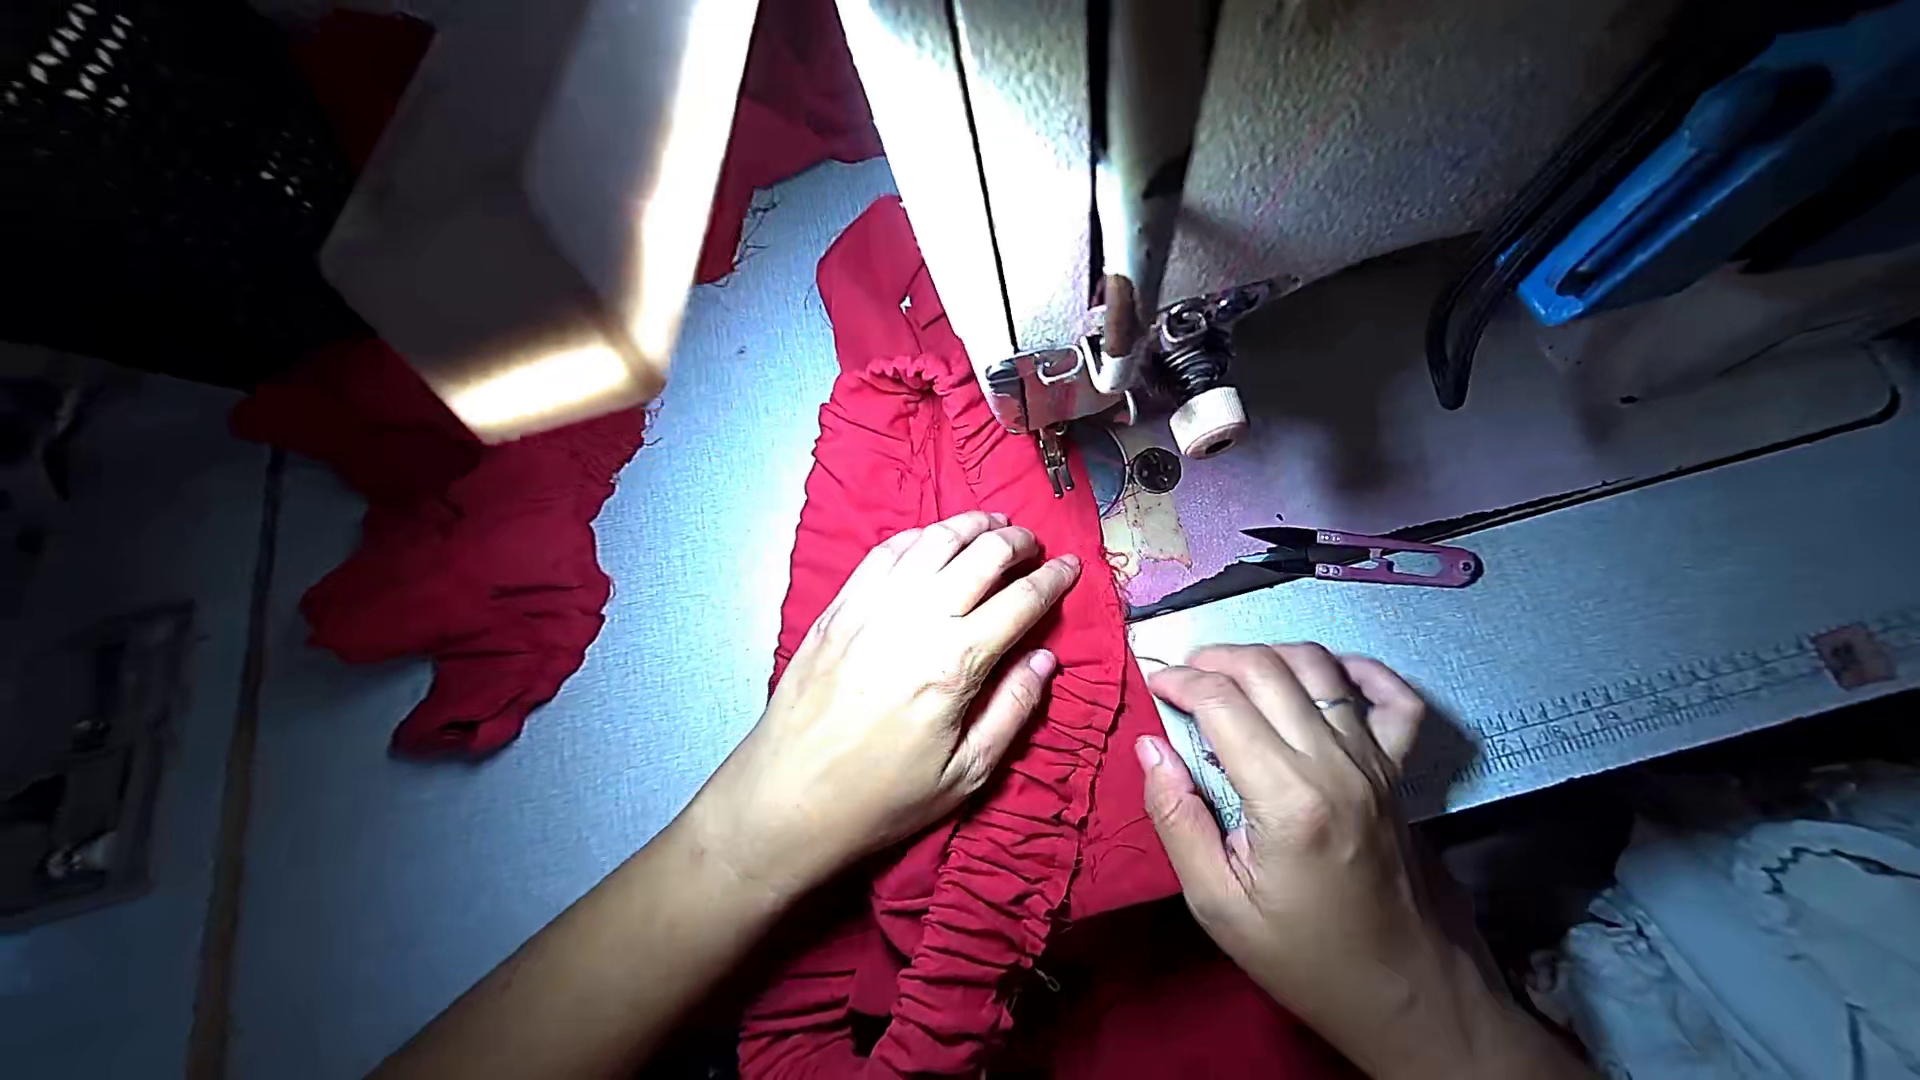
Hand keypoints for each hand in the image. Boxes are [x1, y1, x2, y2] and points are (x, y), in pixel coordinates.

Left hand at [686, 510, 1080, 897]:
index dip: (1054, 578)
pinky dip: (917, 535)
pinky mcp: (840, 606)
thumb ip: (1014, 709)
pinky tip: (932, 538)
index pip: (1021, 600)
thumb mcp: (966, 774)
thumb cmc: (881, 797)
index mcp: (955, 664)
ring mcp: (872, 606)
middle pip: (981, 555)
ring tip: (993, 524)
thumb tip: (1045, 658)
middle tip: (1034, 545)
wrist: (786, 798)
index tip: (1071, 566)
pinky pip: (884, 551)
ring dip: (971, 525)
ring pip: (934, 541)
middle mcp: (916, 620)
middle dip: (1018, 542)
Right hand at [1138, 645, 1586, 1079]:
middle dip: (1211, 658)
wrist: (1408, 999)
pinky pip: (1393, 698)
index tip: (1153, 685)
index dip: (1176, 680)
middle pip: (1265, 668)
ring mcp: (1375, 761)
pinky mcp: (1399, 770)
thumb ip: (1175, 817)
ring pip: (1317, 666)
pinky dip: (1358, 670)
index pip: (1220, 701)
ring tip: (1230, 674)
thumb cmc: (1303, 955)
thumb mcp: (1217, 903)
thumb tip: (1150, 747)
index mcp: (1287, 797)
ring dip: (1264, 654)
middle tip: (1181, 677)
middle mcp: (1335, 764)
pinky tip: (1321, 674)